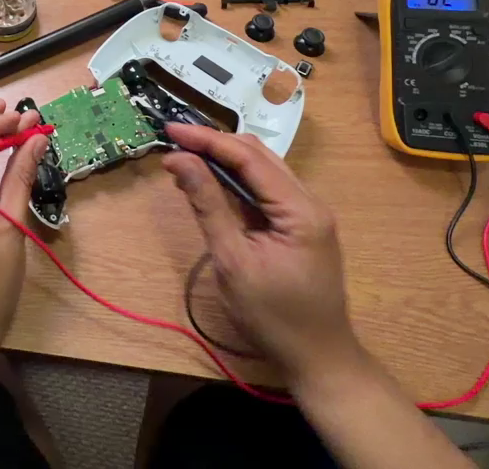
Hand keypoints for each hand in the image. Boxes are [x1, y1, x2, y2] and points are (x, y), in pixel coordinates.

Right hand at [162, 125, 362, 385]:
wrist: (318, 359)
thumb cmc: (273, 316)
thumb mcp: (232, 261)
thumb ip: (207, 204)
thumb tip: (179, 159)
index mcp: (300, 210)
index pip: (248, 158)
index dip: (207, 139)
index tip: (170, 130)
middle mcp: (309, 201)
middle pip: (257, 155)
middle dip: (214, 143)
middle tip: (173, 142)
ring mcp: (306, 212)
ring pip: (260, 167)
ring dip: (222, 158)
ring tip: (184, 158)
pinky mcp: (297, 223)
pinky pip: (263, 188)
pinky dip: (233, 179)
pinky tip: (208, 182)